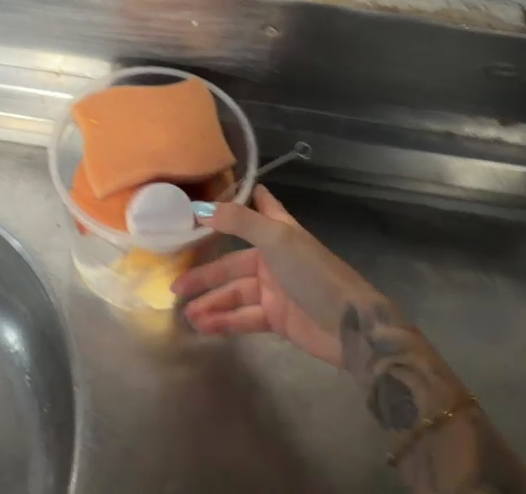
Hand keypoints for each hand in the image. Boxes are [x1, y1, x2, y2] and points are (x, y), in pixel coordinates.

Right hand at [170, 185, 384, 366]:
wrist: (350, 326)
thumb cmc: (315, 274)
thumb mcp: (277, 240)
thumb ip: (239, 221)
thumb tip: (200, 207)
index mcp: (279, 232)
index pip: (259, 208)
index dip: (241, 201)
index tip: (215, 200)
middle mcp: (275, 258)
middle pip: (233, 263)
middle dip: (206, 274)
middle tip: (175, 285)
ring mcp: (275, 290)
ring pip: (235, 293)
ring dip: (211, 302)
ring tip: (186, 313)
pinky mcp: (277, 320)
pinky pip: (244, 318)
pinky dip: (224, 322)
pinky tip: (203, 326)